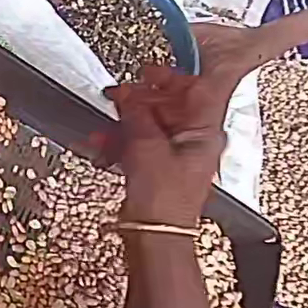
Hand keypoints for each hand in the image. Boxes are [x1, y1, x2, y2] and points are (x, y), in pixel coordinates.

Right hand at [103, 68, 229, 228]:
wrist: (153, 235)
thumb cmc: (162, 198)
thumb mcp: (146, 146)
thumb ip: (136, 114)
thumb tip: (127, 94)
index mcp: (204, 132)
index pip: (194, 90)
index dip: (170, 77)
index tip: (146, 72)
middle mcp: (195, 142)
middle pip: (169, 107)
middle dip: (139, 101)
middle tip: (117, 97)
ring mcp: (176, 156)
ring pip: (151, 126)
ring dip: (125, 124)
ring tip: (103, 127)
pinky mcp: (159, 169)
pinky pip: (141, 145)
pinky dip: (123, 142)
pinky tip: (103, 145)